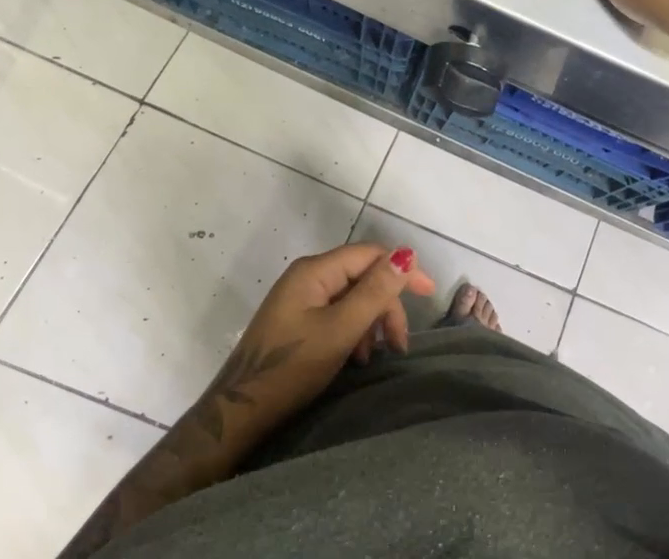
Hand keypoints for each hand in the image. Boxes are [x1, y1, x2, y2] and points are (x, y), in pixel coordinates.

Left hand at [211, 243, 435, 433]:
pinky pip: (338, 315)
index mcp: (314, 271)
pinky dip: (355, 332)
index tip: (430, 296)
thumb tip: (405, 254)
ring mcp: (300, 300)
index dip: (403, 269)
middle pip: (362, 276)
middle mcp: (307, 277)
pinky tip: (356, 358)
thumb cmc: (291, 368)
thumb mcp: (340, 330)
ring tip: (376, 356)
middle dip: (387, 306)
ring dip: (372, 322)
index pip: (370, 254)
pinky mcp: (297, 322)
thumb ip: (374, 291)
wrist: (239, 414)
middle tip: (399, 344)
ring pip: (352, 298)